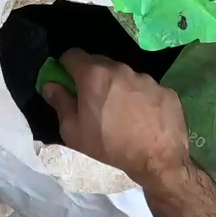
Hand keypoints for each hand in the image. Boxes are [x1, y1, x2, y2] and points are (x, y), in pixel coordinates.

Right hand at [40, 48, 189, 188]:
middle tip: (95, 101)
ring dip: (118, 87)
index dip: (67, 66)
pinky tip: (143, 118)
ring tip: (122, 113)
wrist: (159, 162)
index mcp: (93, 74)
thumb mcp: (74, 131)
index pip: (72, 54)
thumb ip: (59, 102)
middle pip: (99, 63)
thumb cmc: (110, 145)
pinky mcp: (165, 89)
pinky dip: (141, 98)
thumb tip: (50, 85)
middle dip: (93, 77)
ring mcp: (145, 77)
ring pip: (124, 75)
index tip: (69, 82)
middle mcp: (119, 68)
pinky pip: (146, 88)